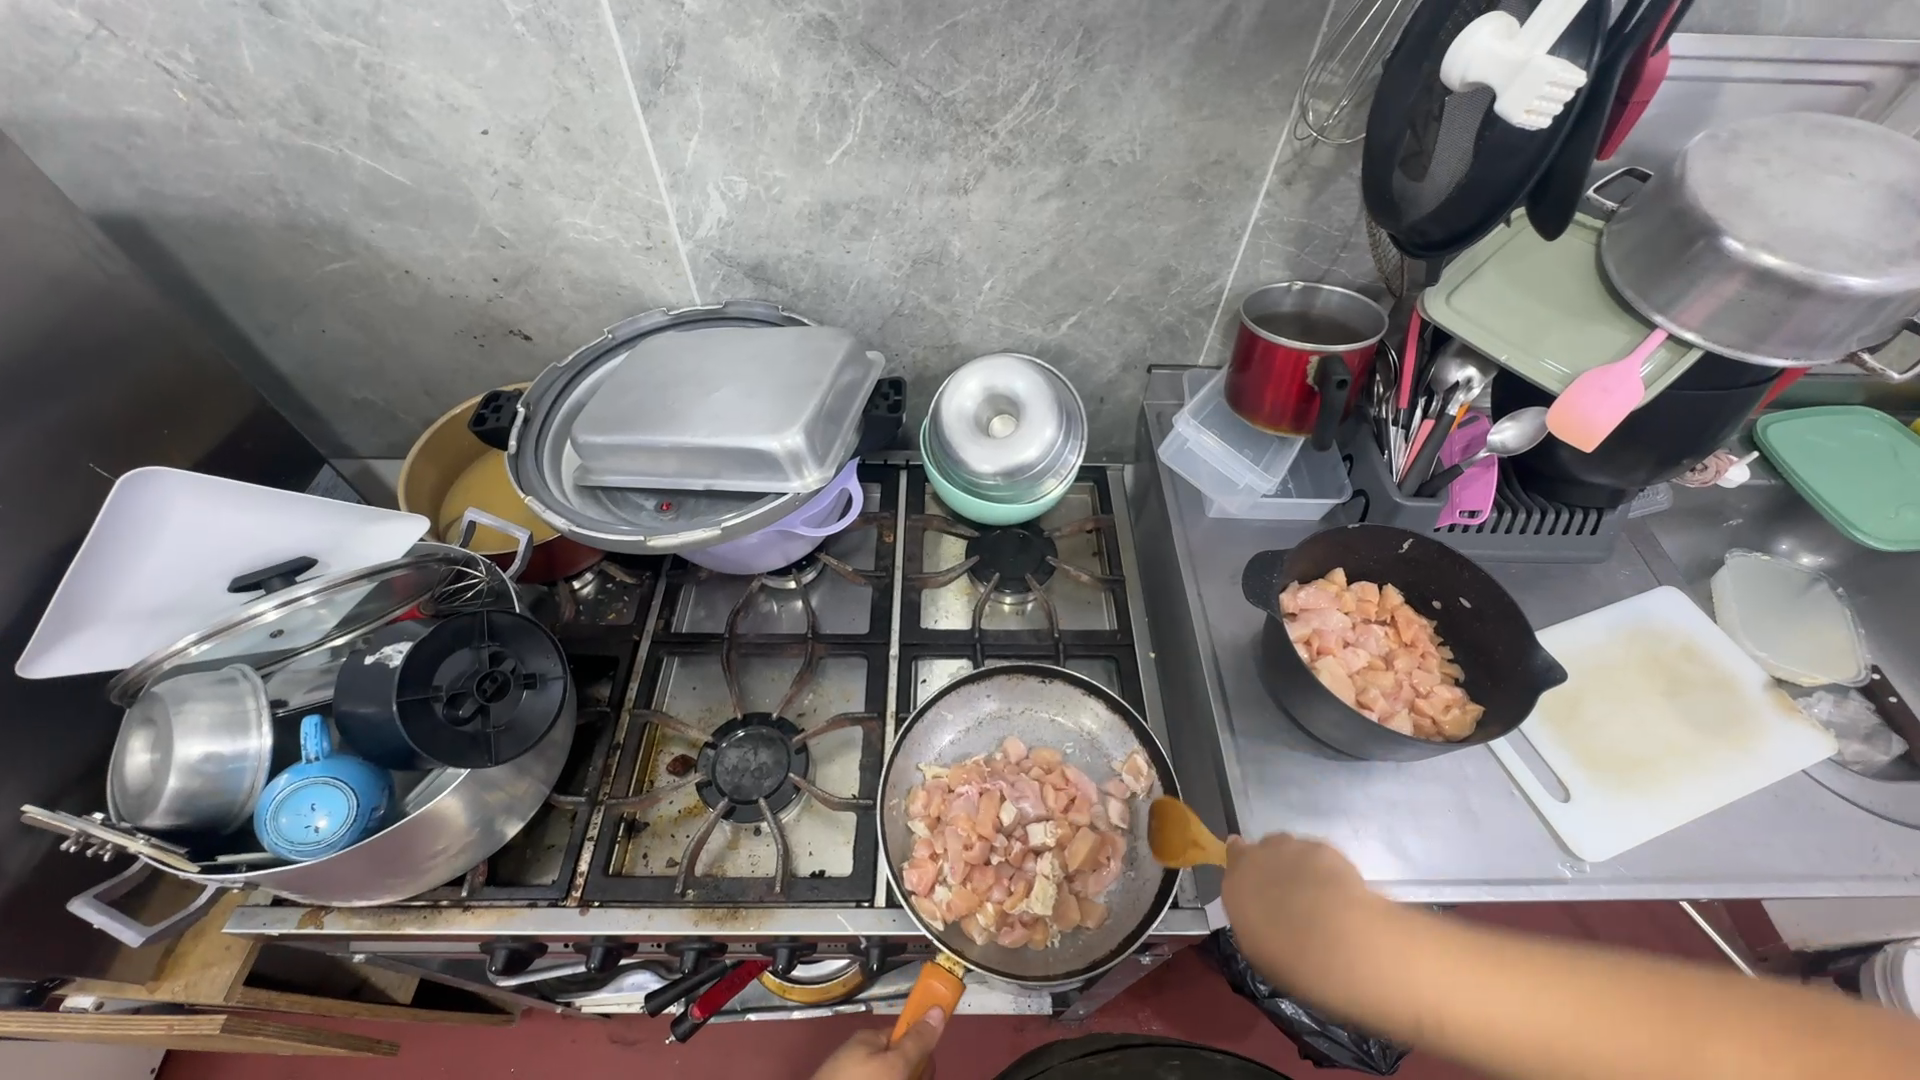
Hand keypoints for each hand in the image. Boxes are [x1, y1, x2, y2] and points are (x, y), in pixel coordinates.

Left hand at [808, 1008, 945, 1079]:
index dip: (920, 1054)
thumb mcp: (894, 1064)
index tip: (926, 1074)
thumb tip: (938, 1008)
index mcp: (869, 1040)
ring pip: (888, 1077)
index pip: (905, 1036)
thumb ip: (917, 1041)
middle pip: (899, 1063)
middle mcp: (860, 1057)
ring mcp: (852, 1077)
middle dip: (911, 1076)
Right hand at [1220, 833, 1380, 987]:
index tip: (1254, 872)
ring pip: (1294, 849)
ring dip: (1301, 866)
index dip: (1244, 859)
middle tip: (1290, 895)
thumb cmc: (1287, 959)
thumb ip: (1248, 912)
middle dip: (1275, 865)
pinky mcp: (1326, 850)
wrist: (1337, 949)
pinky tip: (1339, 895)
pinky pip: (1321, 856)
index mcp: (1237, 877)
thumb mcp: (1252, 943)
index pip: (1234, 852)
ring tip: (1320, 897)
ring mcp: (1294, 848)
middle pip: (1266, 849)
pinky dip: (1327, 871)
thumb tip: (1256, 907)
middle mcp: (1261, 854)